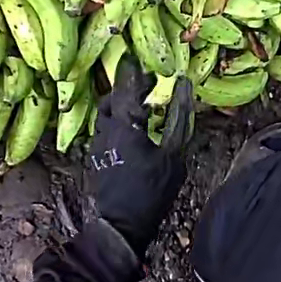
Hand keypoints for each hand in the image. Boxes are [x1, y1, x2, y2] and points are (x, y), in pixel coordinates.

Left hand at [84, 57, 192, 251]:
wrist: (120, 226)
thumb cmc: (151, 190)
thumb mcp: (173, 153)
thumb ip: (179, 116)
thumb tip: (184, 85)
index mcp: (124, 123)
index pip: (126, 85)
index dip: (132, 69)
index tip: (139, 56)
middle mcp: (105, 128)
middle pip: (113, 97)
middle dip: (128, 87)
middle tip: (149, 83)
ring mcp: (97, 143)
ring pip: (106, 113)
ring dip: (122, 104)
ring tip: (144, 107)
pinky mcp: (96, 157)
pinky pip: (106, 128)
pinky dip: (119, 121)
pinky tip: (135, 131)